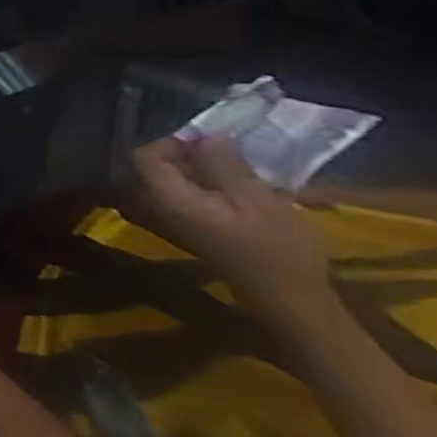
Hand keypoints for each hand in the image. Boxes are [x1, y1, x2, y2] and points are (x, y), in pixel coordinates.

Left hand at [131, 135, 331, 311]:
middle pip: (156, 167)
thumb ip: (224, 165)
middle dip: (187, 153)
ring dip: (200, 168)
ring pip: (174, 180)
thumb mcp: (257, 200)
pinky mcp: (196, 227)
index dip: (172, 142)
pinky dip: (207, 183)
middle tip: (229, 149)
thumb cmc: (278, 250)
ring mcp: (177, 220)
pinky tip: (240, 184)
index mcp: (170, 199)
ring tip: (239, 164)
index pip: (145, 157)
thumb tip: (203, 135)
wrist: (292, 301)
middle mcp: (162, 208)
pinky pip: (188, 195)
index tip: (209, 140)